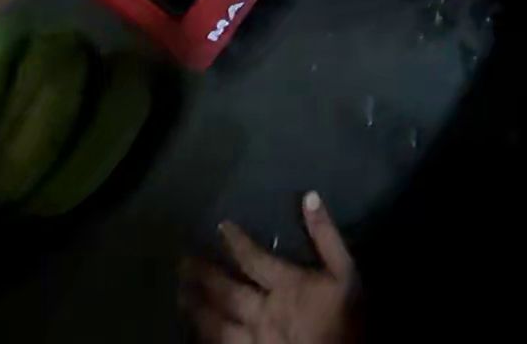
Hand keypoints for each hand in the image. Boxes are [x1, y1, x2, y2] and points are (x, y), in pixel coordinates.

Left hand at [181, 192, 357, 343]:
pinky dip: (206, 339)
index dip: (235, 241)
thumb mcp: (346, 272)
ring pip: (218, 326)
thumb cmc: (345, 317)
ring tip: (181, 294)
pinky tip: (195, 332)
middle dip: (204, 276)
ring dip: (197, 309)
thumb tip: (309, 197)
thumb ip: (327, 235)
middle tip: (183, 262)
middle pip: (227, 293)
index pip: (253, 259)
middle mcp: (264, 314)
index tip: (220, 226)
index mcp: (286, 287)